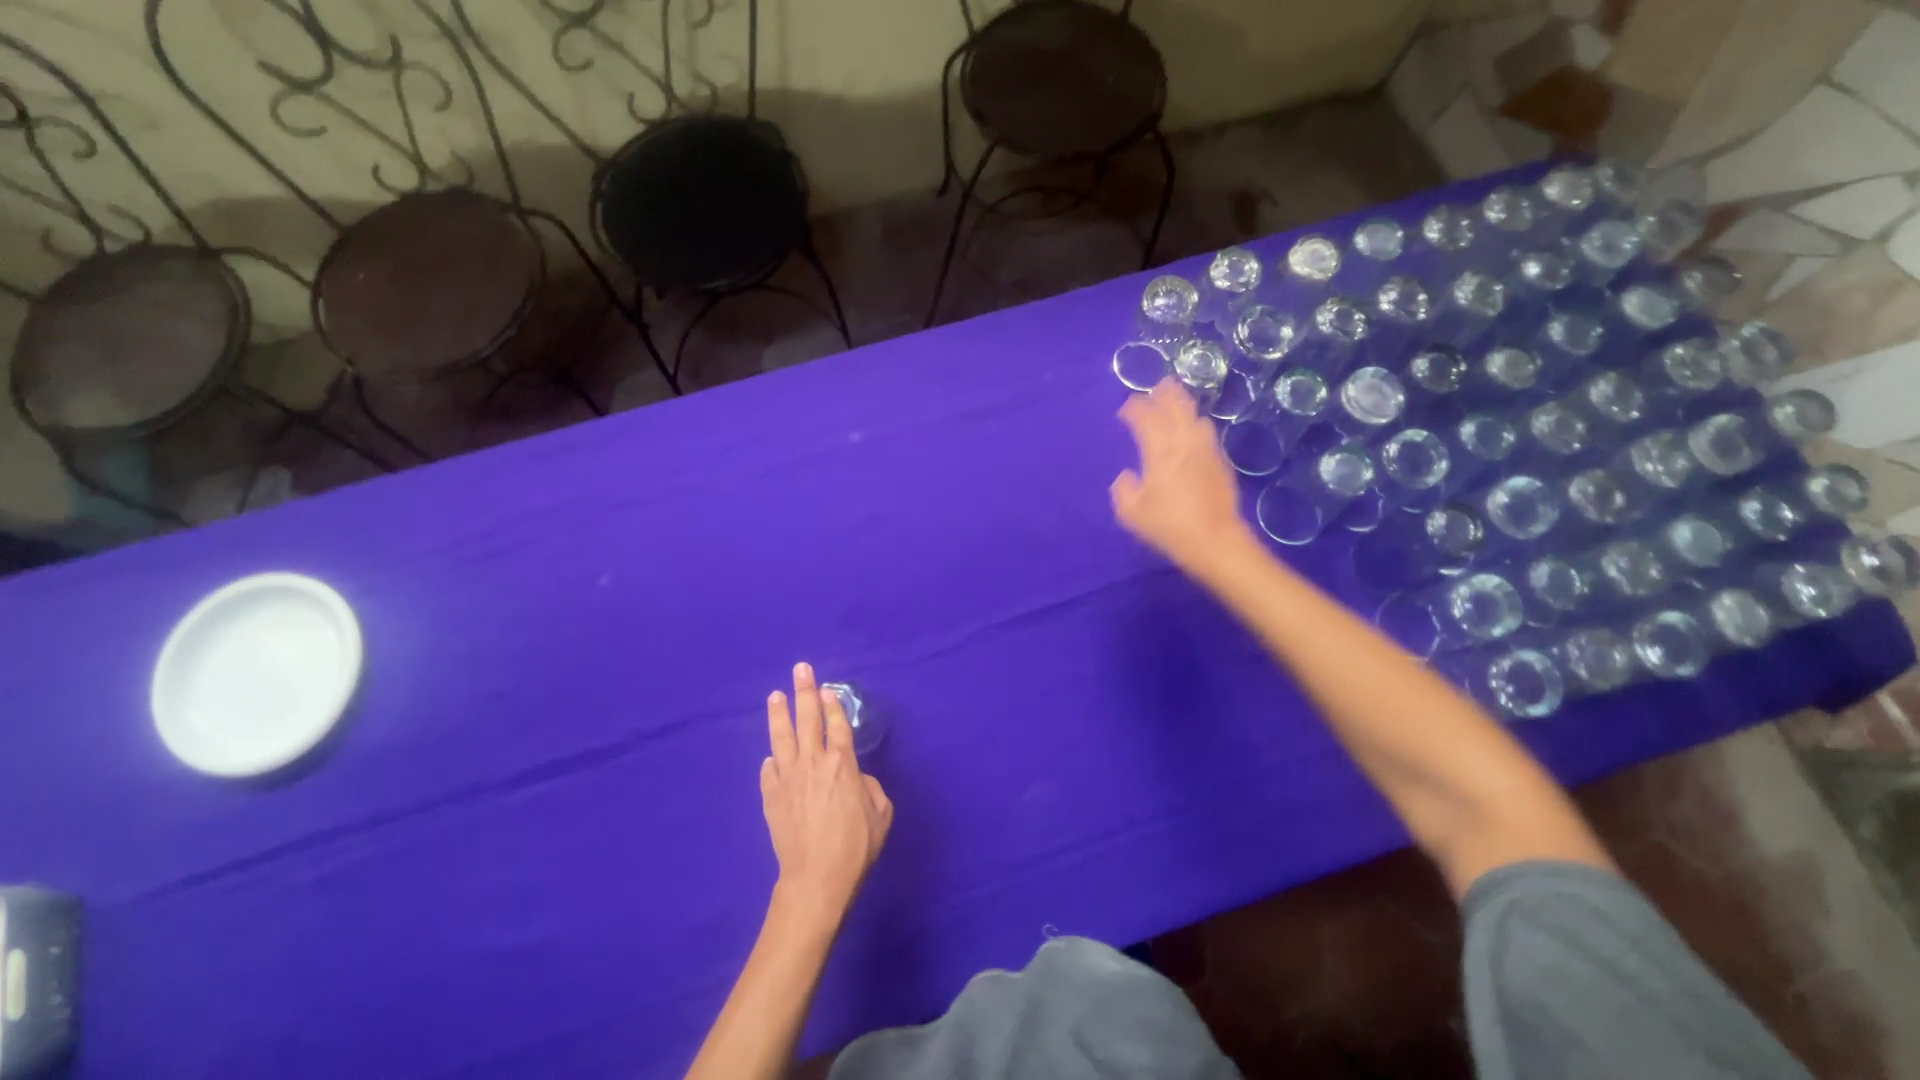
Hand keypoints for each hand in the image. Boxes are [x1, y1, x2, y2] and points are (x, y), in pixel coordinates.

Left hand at [761, 663, 892, 918]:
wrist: (817, 876)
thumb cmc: (856, 846)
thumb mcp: (881, 814)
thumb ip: (870, 787)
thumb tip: (854, 779)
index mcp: (843, 764)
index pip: (837, 726)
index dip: (833, 706)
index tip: (827, 689)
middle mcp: (813, 763)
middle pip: (807, 720)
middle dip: (805, 692)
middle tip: (800, 670)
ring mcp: (788, 779)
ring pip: (781, 738)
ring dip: (779, 715)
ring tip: (776, 695)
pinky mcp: (771, 798)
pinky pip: (769, 772)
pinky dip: (771, 762)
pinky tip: (770, 757)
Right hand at [1111, 378, 1251, 572]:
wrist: (1215, 540)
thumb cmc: (1169, 527)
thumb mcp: (1132, 514)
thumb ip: (1124, 490)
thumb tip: (1128, 476)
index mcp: (1159, 452)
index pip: (1145, 418)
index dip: (1134, 408)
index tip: (1126, 408)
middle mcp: (1184, 442)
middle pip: (1176, 406)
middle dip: (1165, 393)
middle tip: (1157, 386)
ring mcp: (1207, 450)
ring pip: (1195, 416)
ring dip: (1184, 405)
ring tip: (1176, 402)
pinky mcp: (1221, 461)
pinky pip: (1207, 433)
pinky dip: (1196, 425)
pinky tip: (1193, 431)